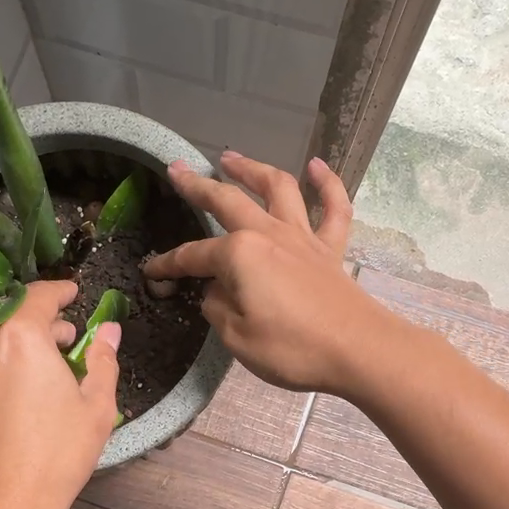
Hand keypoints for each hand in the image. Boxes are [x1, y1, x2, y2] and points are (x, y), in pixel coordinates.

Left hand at [0, 279, 120, 508]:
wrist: (0, 508)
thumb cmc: (57, 458)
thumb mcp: (96, 408)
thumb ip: (102, 360)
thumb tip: (109, 330)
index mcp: (20, 336)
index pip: (39, 295)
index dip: (59, 291)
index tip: (70, 294)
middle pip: (6, 321)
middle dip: (34, 328)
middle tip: (58, 348)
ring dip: (1, 355)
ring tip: (22, 384)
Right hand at [145, 151, 397, 396]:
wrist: (357, 350)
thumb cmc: (292, 349)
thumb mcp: (237, 338)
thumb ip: (218, 308)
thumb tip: (214, 292)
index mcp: (239, 255)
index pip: (193, 257)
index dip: (168, 264)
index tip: (150, 270)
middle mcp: (269, 234)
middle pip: (227, 201)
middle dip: (198, 186)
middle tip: (178, 170)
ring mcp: (303, 237)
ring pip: (277, 188)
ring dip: (252, 168)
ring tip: (232, 157)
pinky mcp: (331, 249)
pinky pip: (333, 208)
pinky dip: (326, 183)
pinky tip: (316, 166)